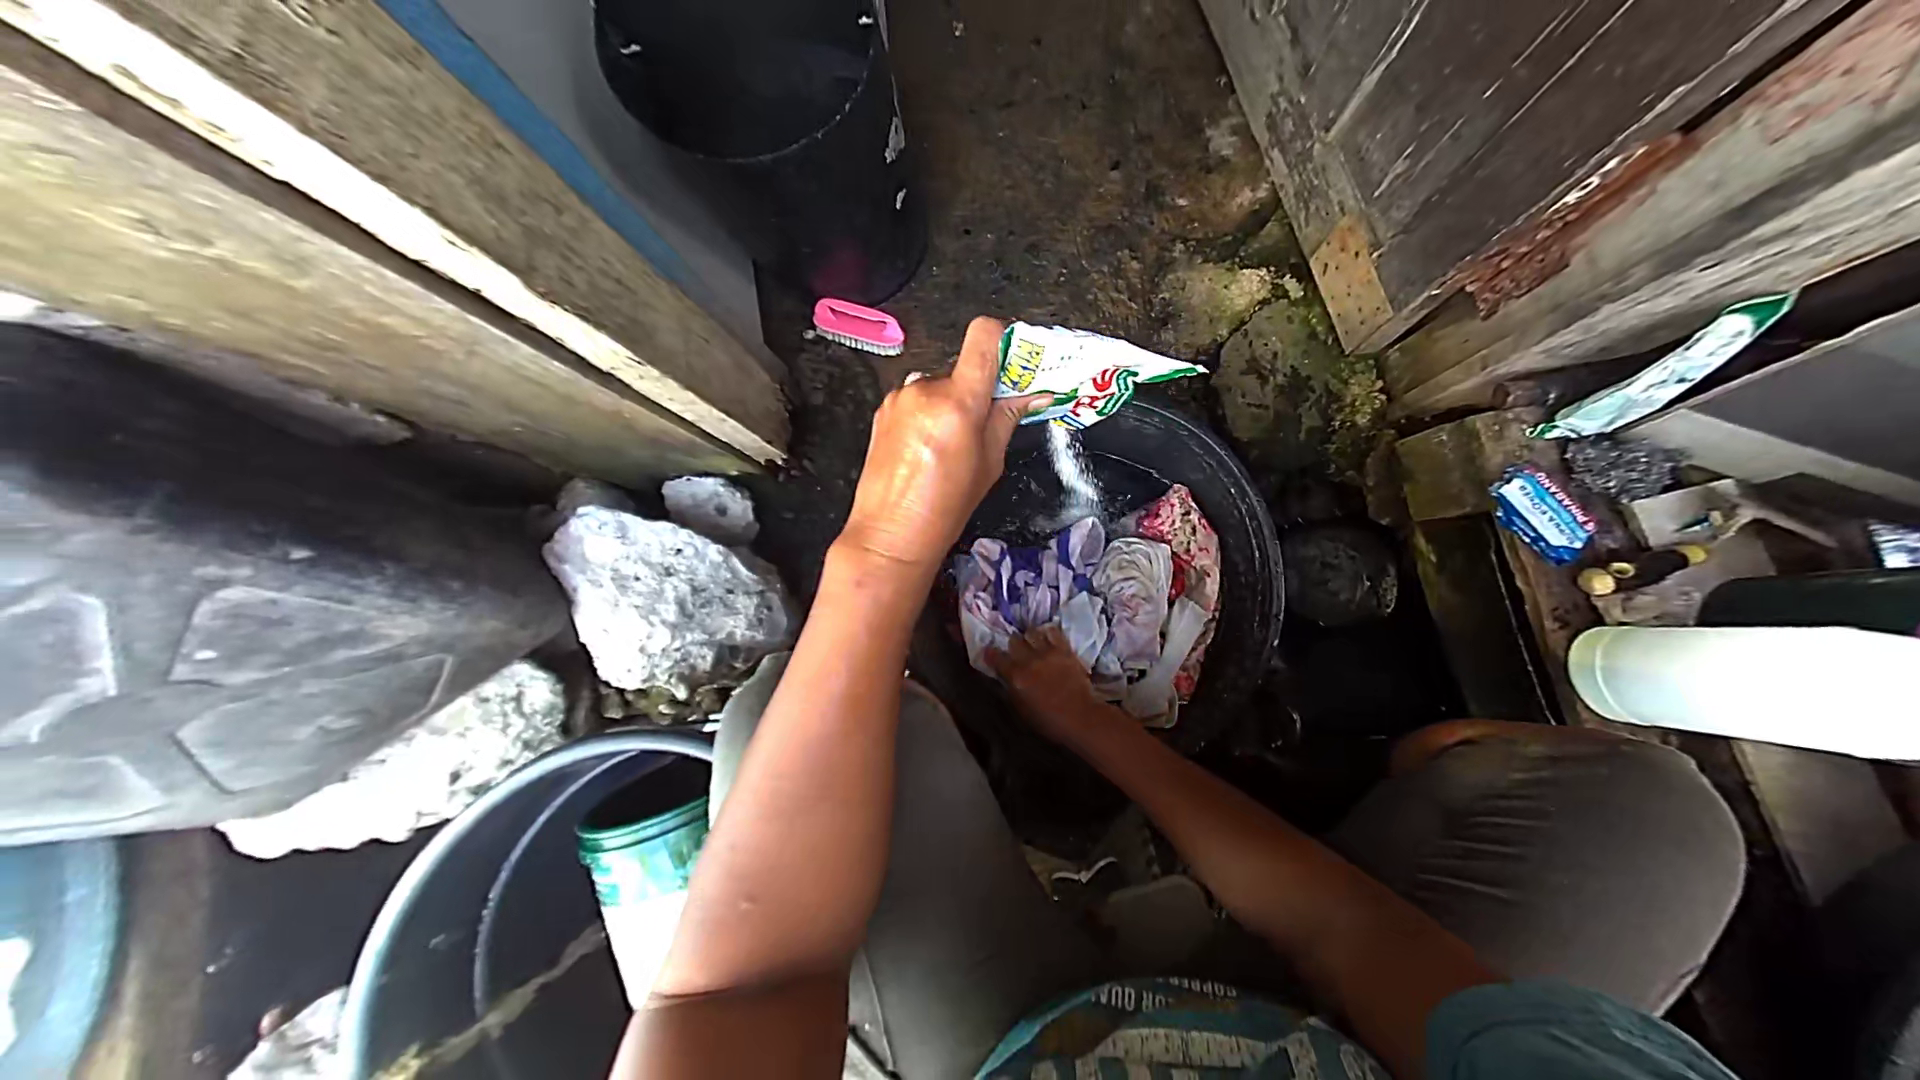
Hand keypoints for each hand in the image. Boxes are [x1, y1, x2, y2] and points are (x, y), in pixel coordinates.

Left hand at [840, 317, 1041, 572]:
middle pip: (962, 368)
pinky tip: (927, 449)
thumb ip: (1006, 419)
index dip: (1002, 342)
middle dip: (977, 391)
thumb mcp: (989, 464)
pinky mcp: (884, 409)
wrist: (890, 533)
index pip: (983, 336)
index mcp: (957, 402)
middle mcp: (924, 390)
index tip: (1012, 362)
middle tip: (982, 426)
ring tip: (949, 447)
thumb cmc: (941, 508)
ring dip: (949, 405)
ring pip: (938, 385)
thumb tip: (1029, 394)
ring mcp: (900, 398)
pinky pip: (917, 399)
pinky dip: (927, 415)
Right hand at [987, 625, 1109, 743]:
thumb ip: (1011, 690)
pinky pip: (1053, 632)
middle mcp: (1029, 660)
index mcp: (1016, 677)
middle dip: (1013, 645)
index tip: (990, 653)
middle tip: (1016, 650)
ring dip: (1030, 637)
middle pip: (1014, 640)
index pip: (996, 657)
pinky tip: (1048, 638)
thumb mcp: (1022, 710)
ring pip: (1032, 632)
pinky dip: (1048, 633)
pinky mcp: (1065, 649)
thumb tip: (1005, 678)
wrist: (1081, 717)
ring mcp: (1048, 653)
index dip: (991, 653)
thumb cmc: (1049, 721)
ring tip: (1032, 642)